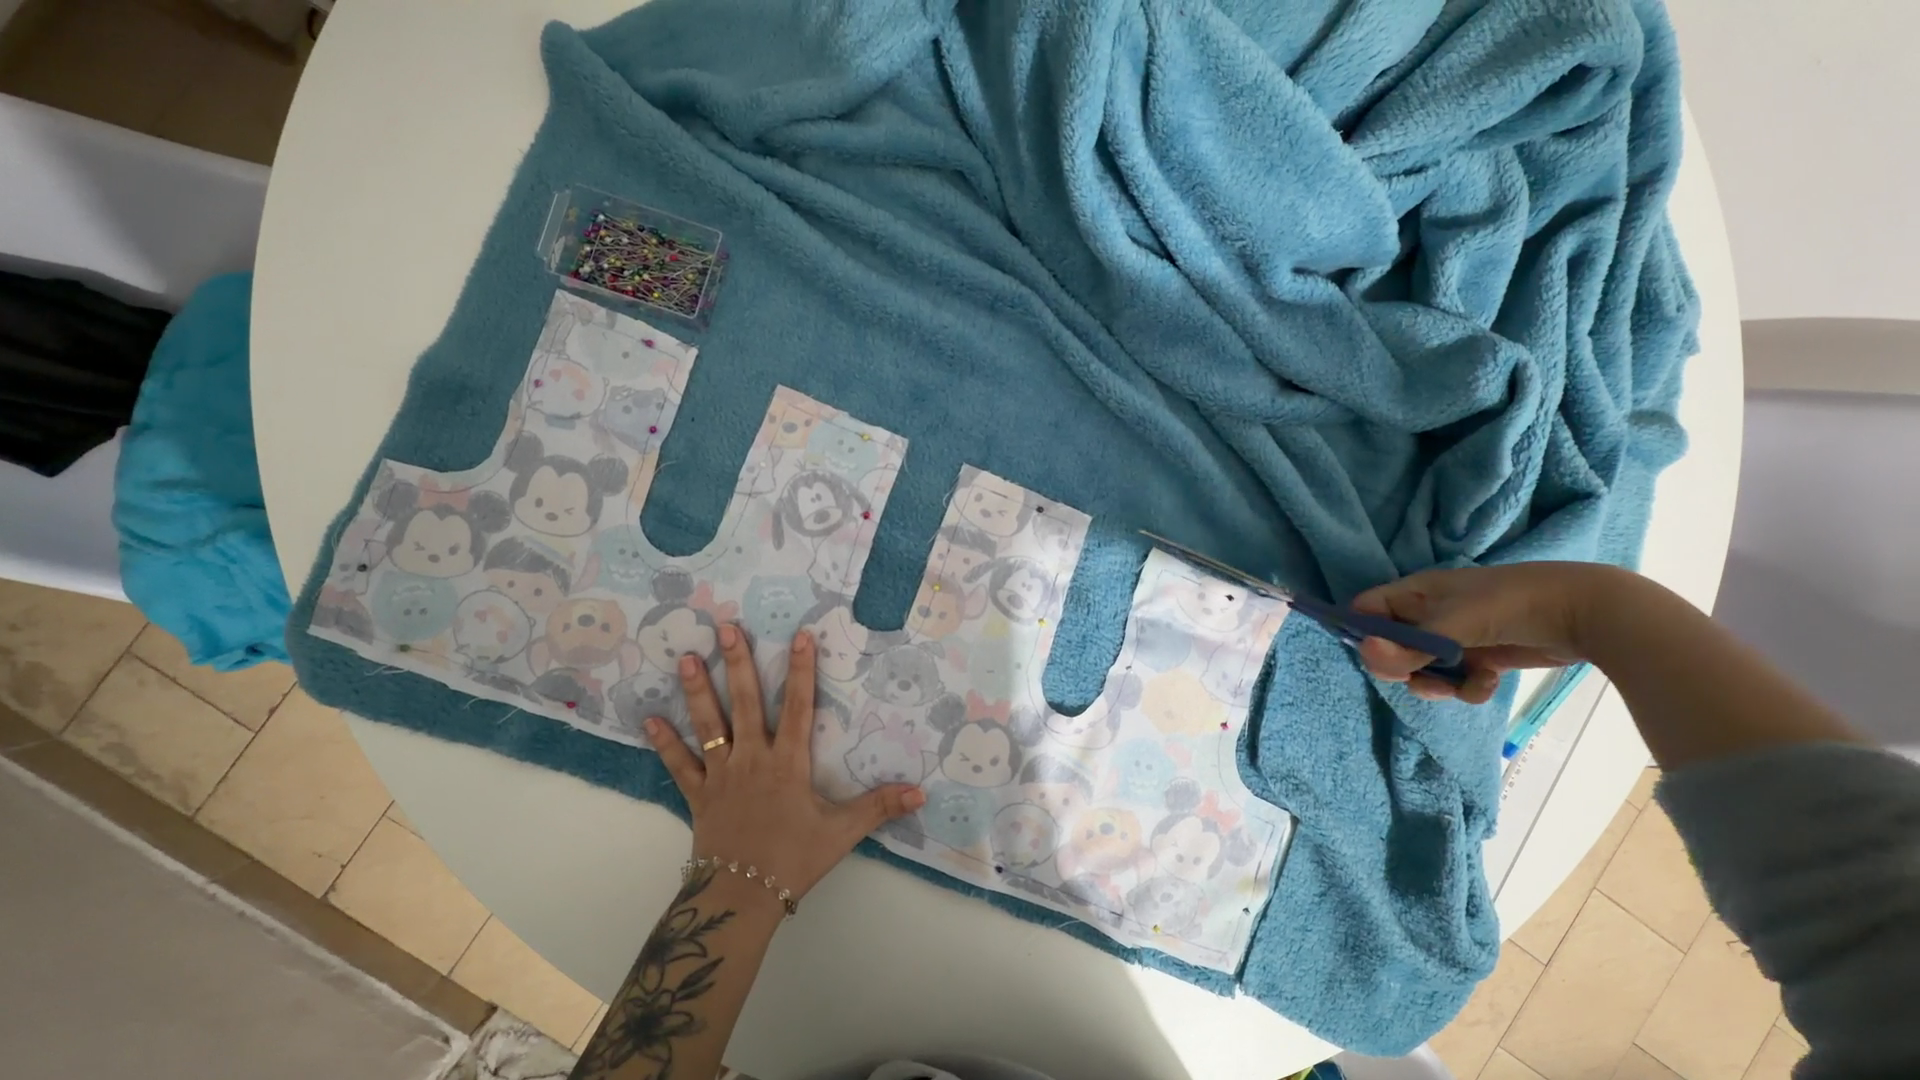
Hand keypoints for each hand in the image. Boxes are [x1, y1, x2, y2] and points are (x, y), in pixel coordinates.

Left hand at [647, 624, 926, 902]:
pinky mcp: (698, 795)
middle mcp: (752, 759)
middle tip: (726, 628)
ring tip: (686, 657)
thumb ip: (879, 807)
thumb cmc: (793, 859)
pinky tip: (650, 720)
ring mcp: (721, 775)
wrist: (741, 896)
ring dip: (698, 690)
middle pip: (745, 703)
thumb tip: (920, 792)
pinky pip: (679, 765)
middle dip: (738, 663)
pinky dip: (665, 743)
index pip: (798, 707)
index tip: (800, 635)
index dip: (801, 670)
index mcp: (787, 763)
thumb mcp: (842, 832)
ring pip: (709, 725)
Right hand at [1349, 562, 1623, 704]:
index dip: (1361, 633)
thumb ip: (1409, 647)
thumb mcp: (1453, 626)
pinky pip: (1457, 679)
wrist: (1585, 612)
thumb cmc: (1509, 605)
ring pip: (1424, 669)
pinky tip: (1487, 684)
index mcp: (1416, 593)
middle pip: (1392, 646)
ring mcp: (1456, 636)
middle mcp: (1430, 613)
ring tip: (1457, 688)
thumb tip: (1366, 657)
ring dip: (1436, 684)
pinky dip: (1467, 687)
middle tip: (1420, 678)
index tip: (1373, 657)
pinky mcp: (1482, 656)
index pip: (1367, 610)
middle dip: (1403, 669)